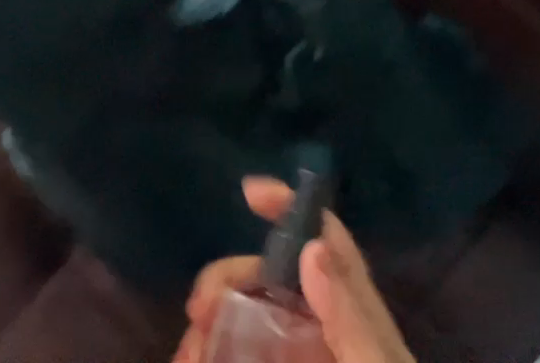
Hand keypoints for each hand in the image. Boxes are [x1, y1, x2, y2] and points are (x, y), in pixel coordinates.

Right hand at [176, 178, 416, 362]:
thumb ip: (350, 317)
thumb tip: (313, 247)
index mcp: (353, 312)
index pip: (326, 241)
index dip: (292, 208)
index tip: (249, 194)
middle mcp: (323, 327)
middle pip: (269, 279)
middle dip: (226, 281)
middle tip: (197, 310)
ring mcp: (299, 355)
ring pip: (246, 320)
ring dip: (211, 327)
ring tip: (186, 355)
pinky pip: (237, 354)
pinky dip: (211, 354)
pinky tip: (192, 362)